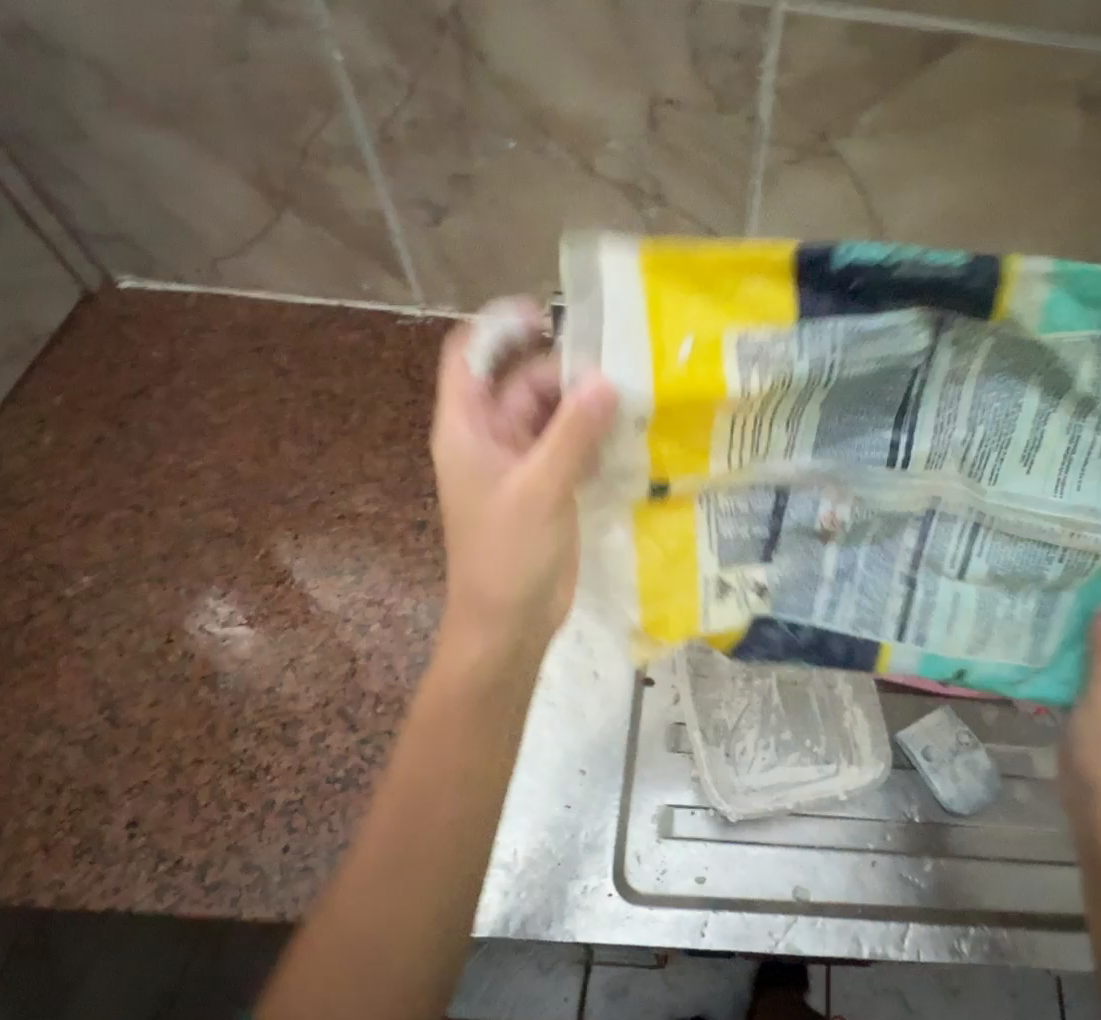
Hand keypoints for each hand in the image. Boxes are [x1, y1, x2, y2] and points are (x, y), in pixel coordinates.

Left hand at [429, 297, 617, 648]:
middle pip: (523, 382)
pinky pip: (569, 446)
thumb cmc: (508, 556)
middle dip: (565, 371)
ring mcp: (520, 464)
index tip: (550, 314)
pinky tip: (629, 433)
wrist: (507, 624)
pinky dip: (593, 437)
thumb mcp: (540, 489)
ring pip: (552, 415)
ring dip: (585, 405)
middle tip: (619, 368)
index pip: (471, 355)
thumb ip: (573, 434)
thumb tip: (607, 380)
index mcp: (467, 428)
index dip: (501, 326)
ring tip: (633, 395)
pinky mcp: (547, 488)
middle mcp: (491, 438)